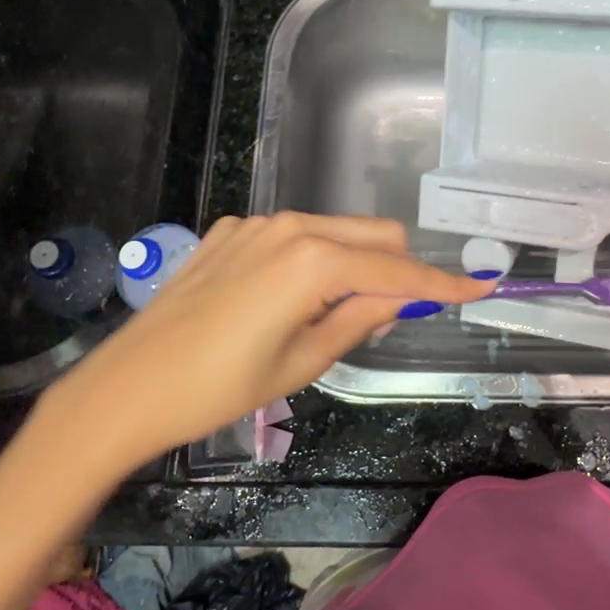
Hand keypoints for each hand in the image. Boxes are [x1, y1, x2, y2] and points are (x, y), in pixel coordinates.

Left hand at [47, 212, 493, 469]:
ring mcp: (255, 223)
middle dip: (399, 267)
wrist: (128, 385)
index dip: (442, 284)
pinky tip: (288, 299)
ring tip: (338, 313)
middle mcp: (289, 225)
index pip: (397, 269)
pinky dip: (313, 258)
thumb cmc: (220, 386)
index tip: (480, 286)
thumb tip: (402, 299)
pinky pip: (293, 234)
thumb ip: (361, 318)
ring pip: (335, 229)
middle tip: (399, 313)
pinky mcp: (229, 231)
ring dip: (356, 261)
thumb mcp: (303, 361)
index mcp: (314, 260)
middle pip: (373, 233)